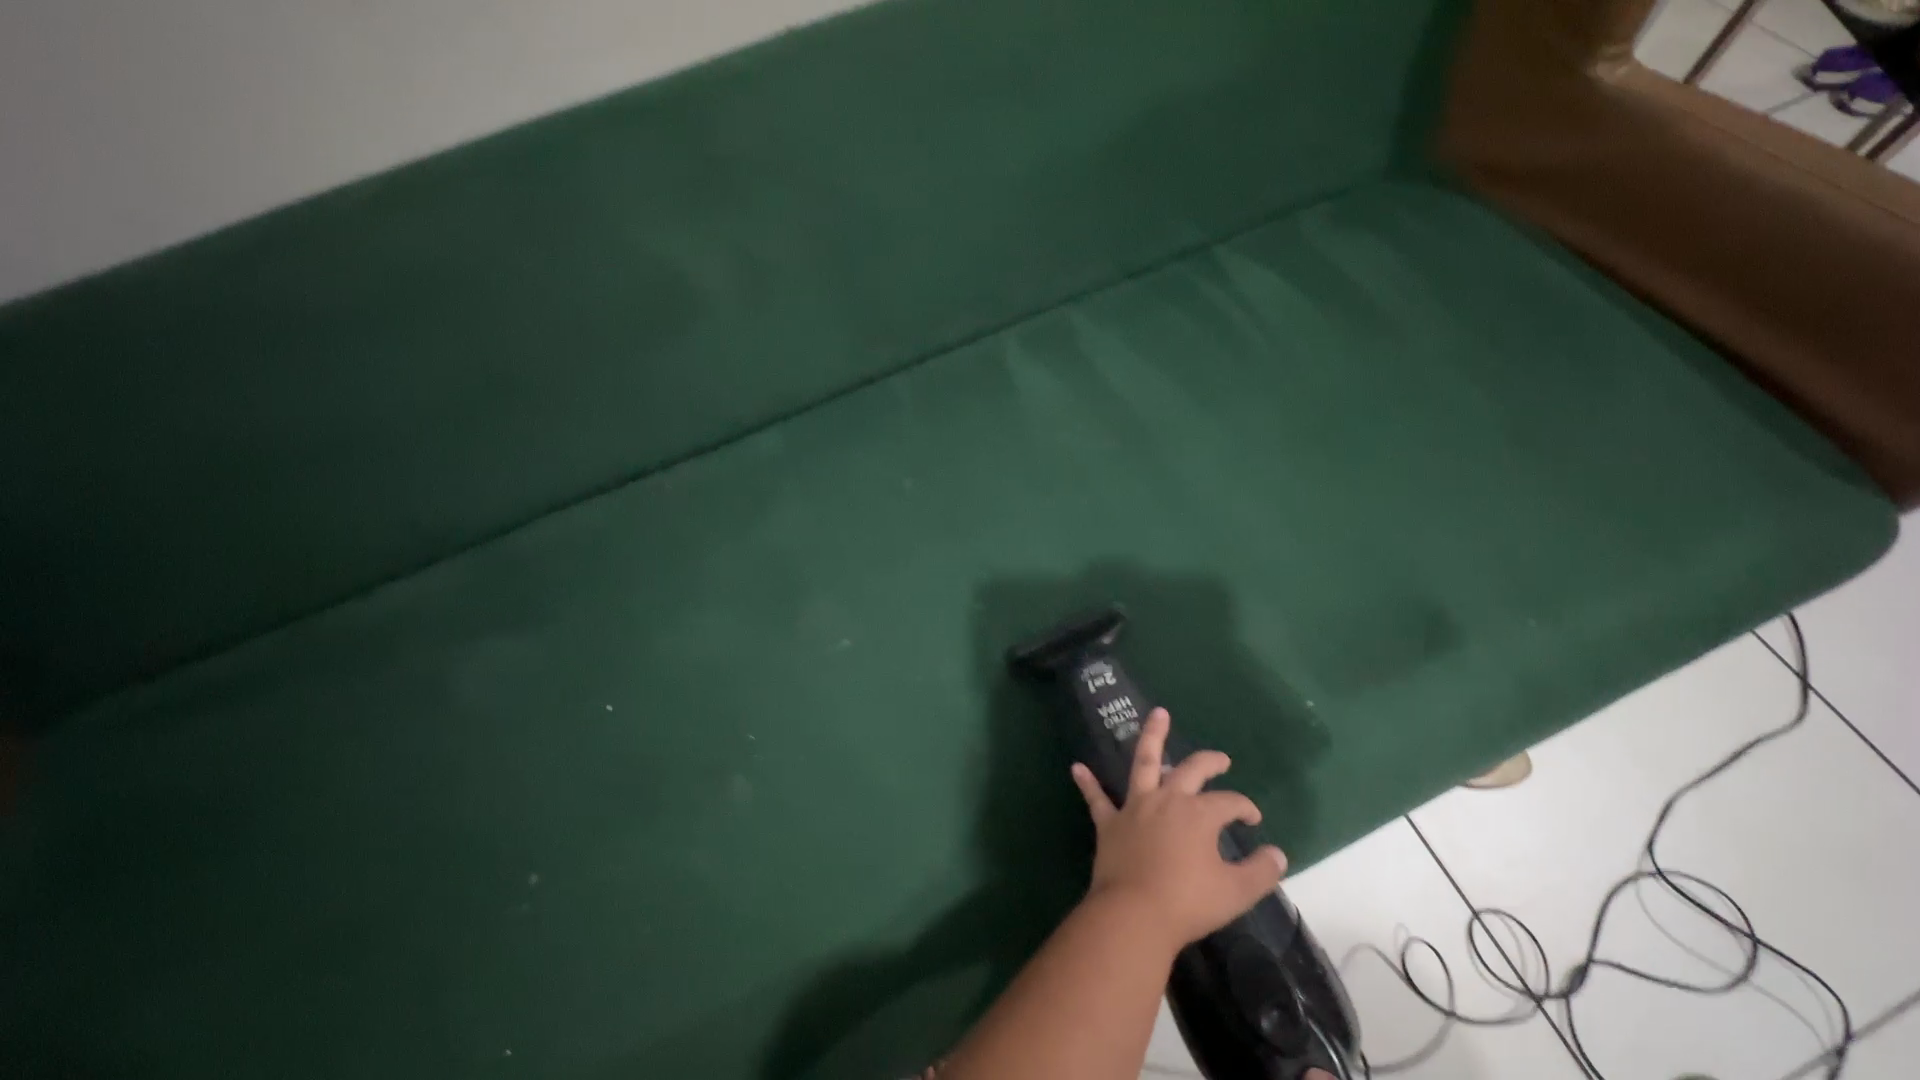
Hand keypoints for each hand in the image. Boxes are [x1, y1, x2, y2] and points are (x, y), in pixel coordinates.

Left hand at [1069, 707, 1287, 950]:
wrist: (1134, 914)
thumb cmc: (1188, 902)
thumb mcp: (1236, 891)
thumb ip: (1261, 871)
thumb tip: (1278, 855)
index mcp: (1199, 814)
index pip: (1230, 802)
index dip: (1245, 808)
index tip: (1253, 821)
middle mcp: (1167, 800)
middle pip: (1191, 770)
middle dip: (1209, 762)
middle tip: (1221, 760)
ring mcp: (1134, 808)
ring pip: (1143, 763)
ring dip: (1151, 737)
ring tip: (1157, 714)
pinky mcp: (1109, 824)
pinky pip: (1096, 799)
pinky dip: (1087, 782)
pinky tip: (1076, 767)